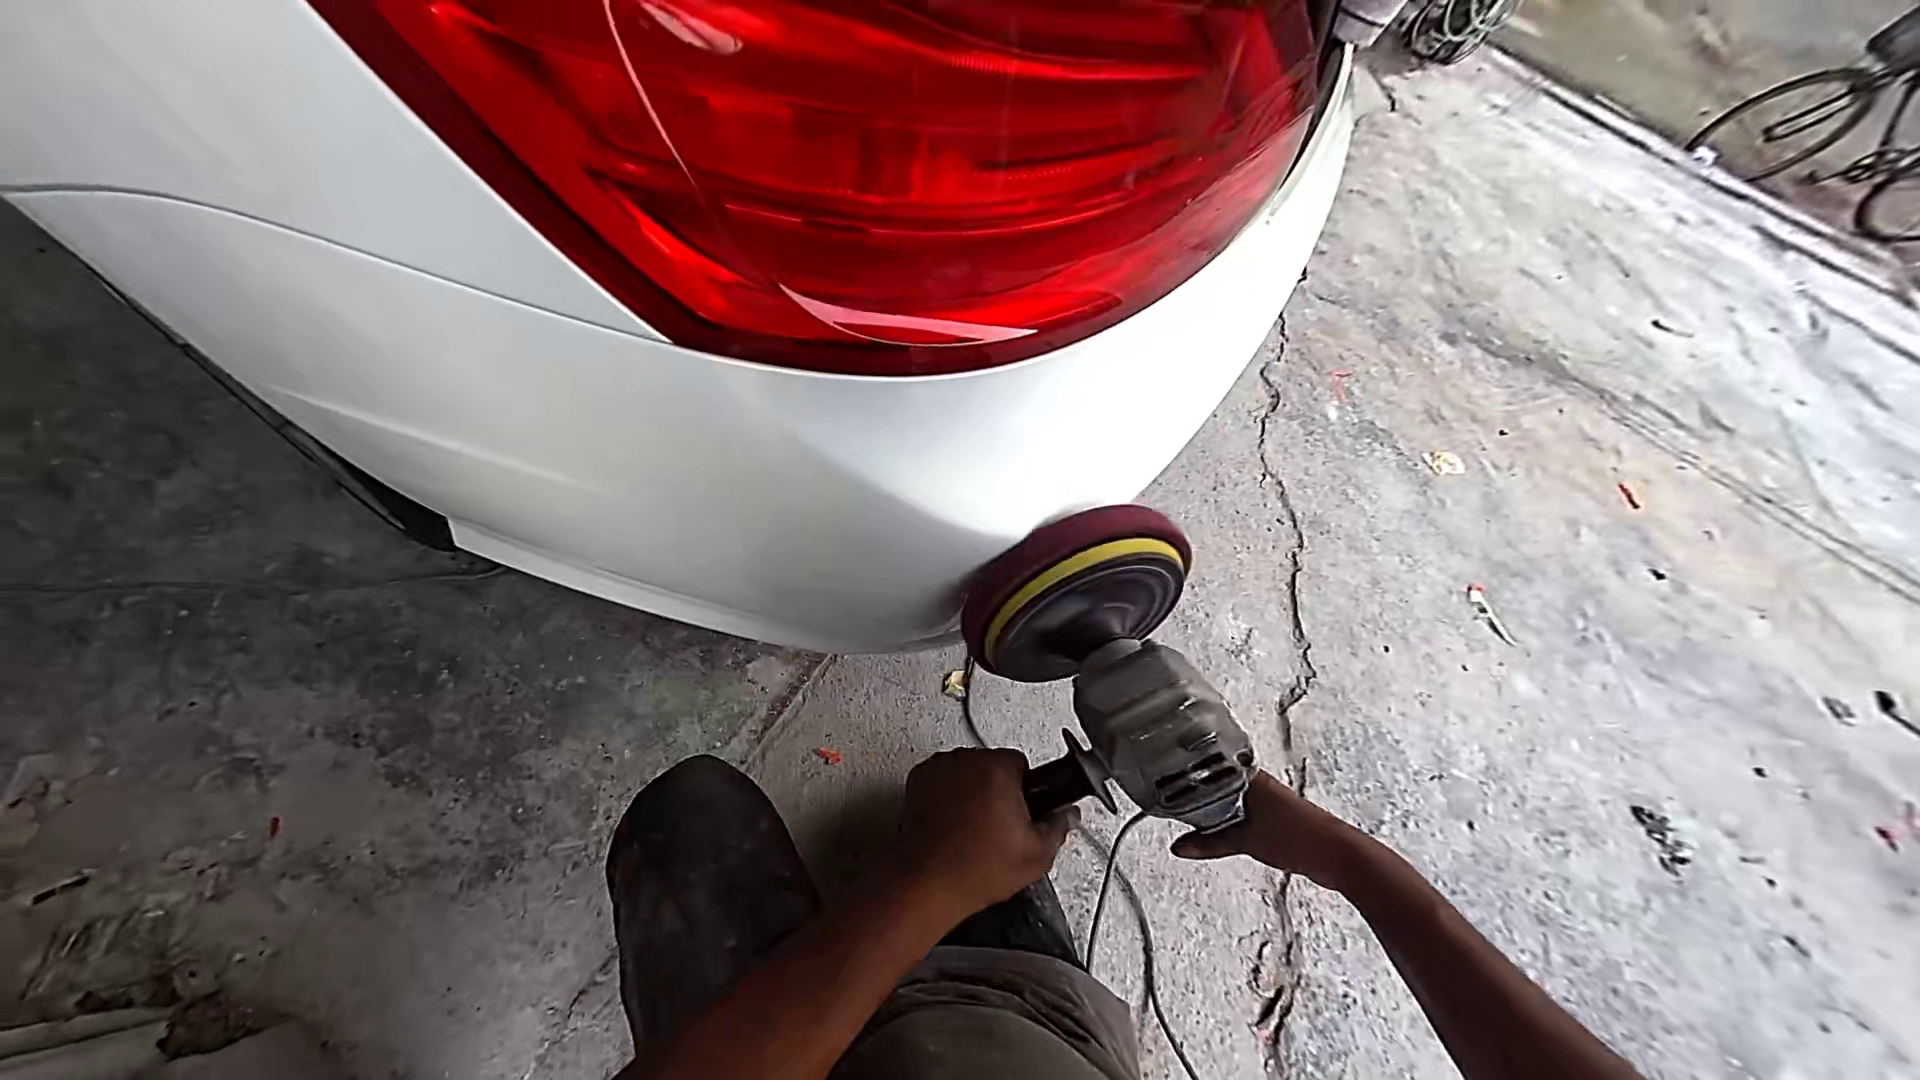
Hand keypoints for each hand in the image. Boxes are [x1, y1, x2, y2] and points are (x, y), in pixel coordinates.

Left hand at [899, 748, 1077, 917]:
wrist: (928, 881)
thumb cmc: (975, 868)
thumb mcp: (1036, 855)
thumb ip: (1058, 826)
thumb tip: (1066, 814)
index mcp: (997, 768)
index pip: (1021, 762)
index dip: (1024, 788)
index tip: (1020, 806)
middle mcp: (966, 760)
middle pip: (992, 763)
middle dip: (997, 787)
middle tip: (998, 821)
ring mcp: (940, 767)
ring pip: (966, 769)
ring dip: (971, 787)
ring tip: (973, 825)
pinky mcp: (919, 778)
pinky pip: (942, 777)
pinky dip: (946, 792)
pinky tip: (952, 821)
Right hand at [1170, 769, 1372, 890]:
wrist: (1336, 855)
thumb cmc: (1298, 835)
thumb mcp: (1242, 840)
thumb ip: (1208, 843)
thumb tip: (1181, 846)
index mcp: (1245, 776)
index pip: (1206, 769)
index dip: (1185, 777)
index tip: (1165, 784)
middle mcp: (1255, 782)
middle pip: (1215, 785)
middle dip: (1196, 795)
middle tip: (1172, 802)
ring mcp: (1265, 799)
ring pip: (1228, 799)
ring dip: (1213, 810)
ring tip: (1193, 820)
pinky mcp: (1272, 816)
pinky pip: (1240, 813)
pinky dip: (1228, 821)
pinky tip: (1221, 832)